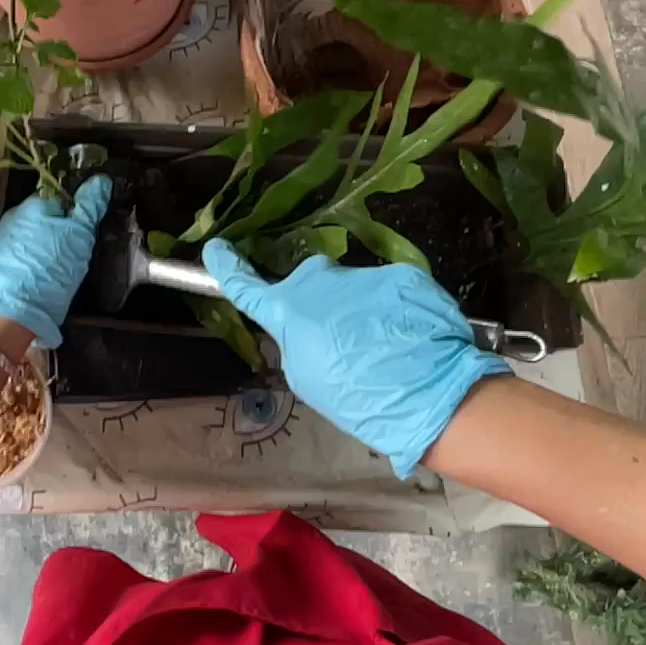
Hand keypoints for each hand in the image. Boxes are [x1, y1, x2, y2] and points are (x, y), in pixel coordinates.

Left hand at [0, 176, 110, 348]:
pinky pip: (12, 254)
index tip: (81, 232)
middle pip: (40, 216)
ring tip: (49, 268)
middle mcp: (12, 215)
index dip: (73, 213)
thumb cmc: (53, 271)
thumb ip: (89, 207)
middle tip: (68, 252)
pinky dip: (22, 261)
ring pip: (25, 235)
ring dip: (37, 245)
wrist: (14, 312)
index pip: (58, 198)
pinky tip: (30, 277)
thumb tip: (101, 180)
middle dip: (53, 229)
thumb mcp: (80, 238)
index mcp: (35, 204)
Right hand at [202, 239, 509, 475]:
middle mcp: (320, 282)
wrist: (429, 391)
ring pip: (352, 288)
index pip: (246, 285)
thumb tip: (306, 324)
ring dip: (359, 310)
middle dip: (318, 302)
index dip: (227, 267)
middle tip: (337, 338)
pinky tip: (408, 337)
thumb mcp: (305, 377)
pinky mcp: (403, 274)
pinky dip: (391, 309)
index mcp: (288, 310)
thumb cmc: (356, 396)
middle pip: (309, 282)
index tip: (215, 248)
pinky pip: (387, 289)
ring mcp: (364, 274)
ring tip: (383, 347)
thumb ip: (294, 339)